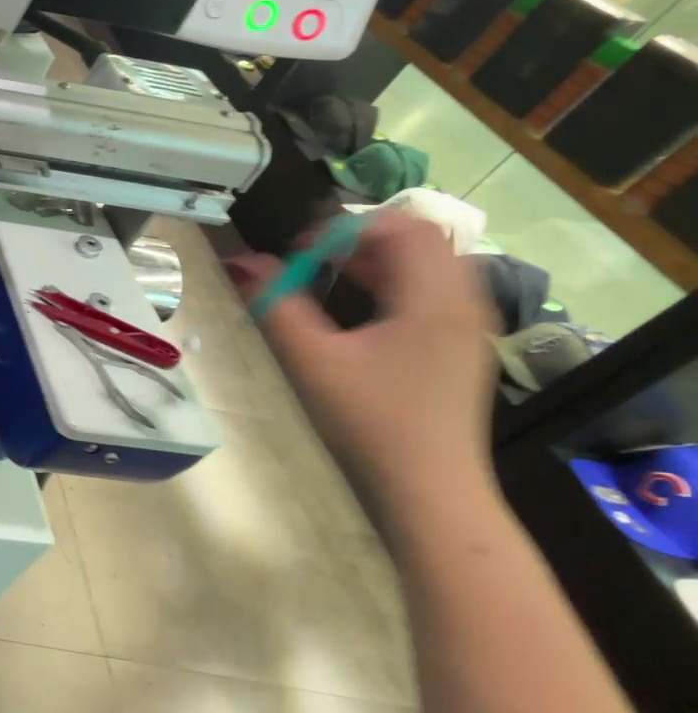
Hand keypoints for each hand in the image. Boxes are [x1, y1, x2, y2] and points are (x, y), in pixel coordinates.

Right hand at [226, 212, 498, 506]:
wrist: (431, 486)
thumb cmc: (370, 420)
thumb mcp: (312, 360)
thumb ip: (275, 304)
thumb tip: (241, 261)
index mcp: (435, 300)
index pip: (405, 227)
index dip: (349, 227)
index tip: (303, 251)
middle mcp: (464, 303)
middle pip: (422, 239)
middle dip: (363, 238)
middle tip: (315, 258)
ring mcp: (470, 326)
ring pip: (431, 263)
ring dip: (380, 258)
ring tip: (331, 277)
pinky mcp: (463, 346)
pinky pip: (436, 290)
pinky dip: (396, 282)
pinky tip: (360, 308)